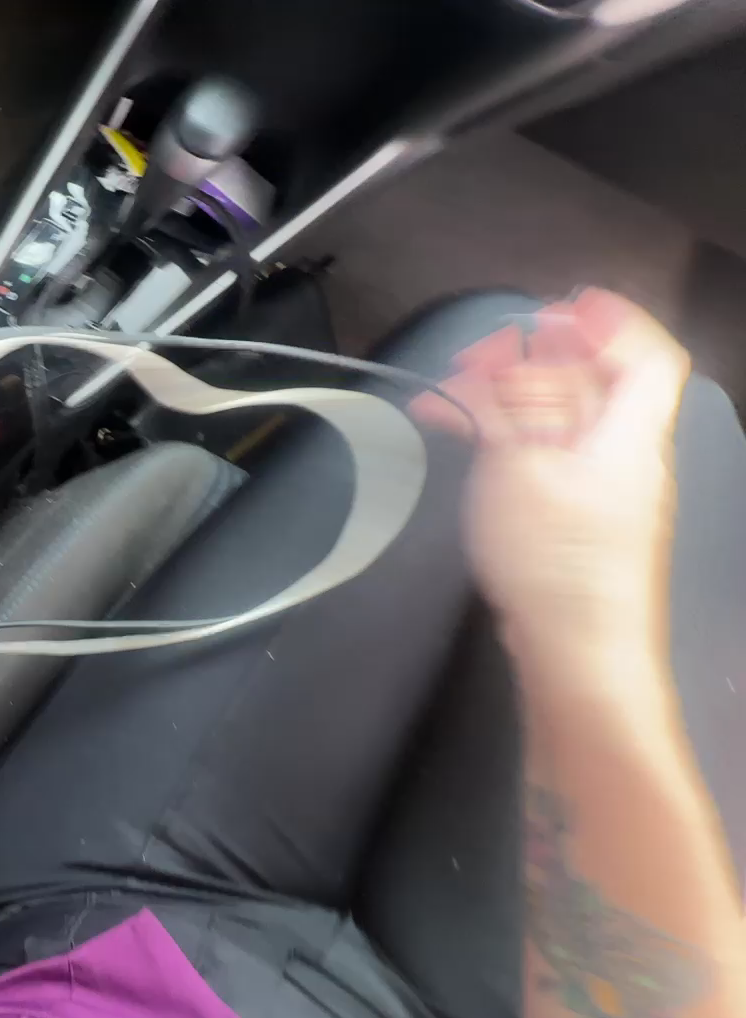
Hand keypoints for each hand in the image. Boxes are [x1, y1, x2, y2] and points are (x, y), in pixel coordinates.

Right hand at [413, 289, 688, 666]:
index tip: (563, 304)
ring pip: (564, 419)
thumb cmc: (553, 551)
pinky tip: (475, 439)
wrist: (576, 634)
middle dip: (542, 358)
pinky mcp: (569, 512)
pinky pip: (546, 451)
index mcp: (626, 434)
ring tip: (455, 396)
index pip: (641, 359)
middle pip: (597, 386)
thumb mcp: (522, 469)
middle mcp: (622, 451)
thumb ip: (511, 413)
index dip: (610, 324)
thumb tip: (501, 369)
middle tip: (478, 354)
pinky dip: (510, 432)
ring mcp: (597, 484)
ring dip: (515, 396)